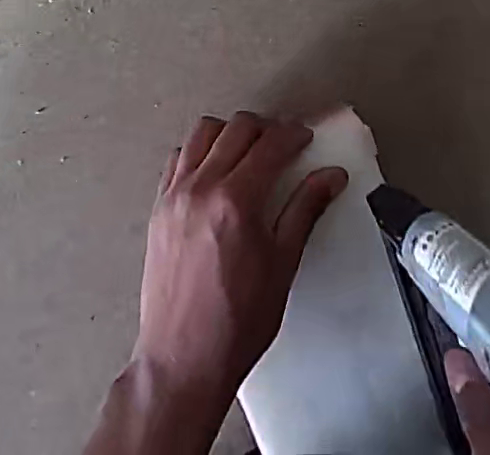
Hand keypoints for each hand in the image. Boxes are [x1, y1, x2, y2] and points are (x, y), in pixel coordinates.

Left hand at [85, 112, 347, 454]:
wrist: (183, 361)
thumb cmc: (236, 320)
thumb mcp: (284, 261)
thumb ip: (307, 208)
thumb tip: (331, 177)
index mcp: (236, 200)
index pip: (271, 143)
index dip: (295, 134)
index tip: (306, 138)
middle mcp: (202, 189)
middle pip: (238, 128)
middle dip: (267, 128)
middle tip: (284, 143)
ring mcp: (175, 198)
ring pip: (204, 133)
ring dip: (231, 132)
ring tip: (250, 150)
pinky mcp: (158, 211)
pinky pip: (178, 159)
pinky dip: (200, 151)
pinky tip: (217, 168)